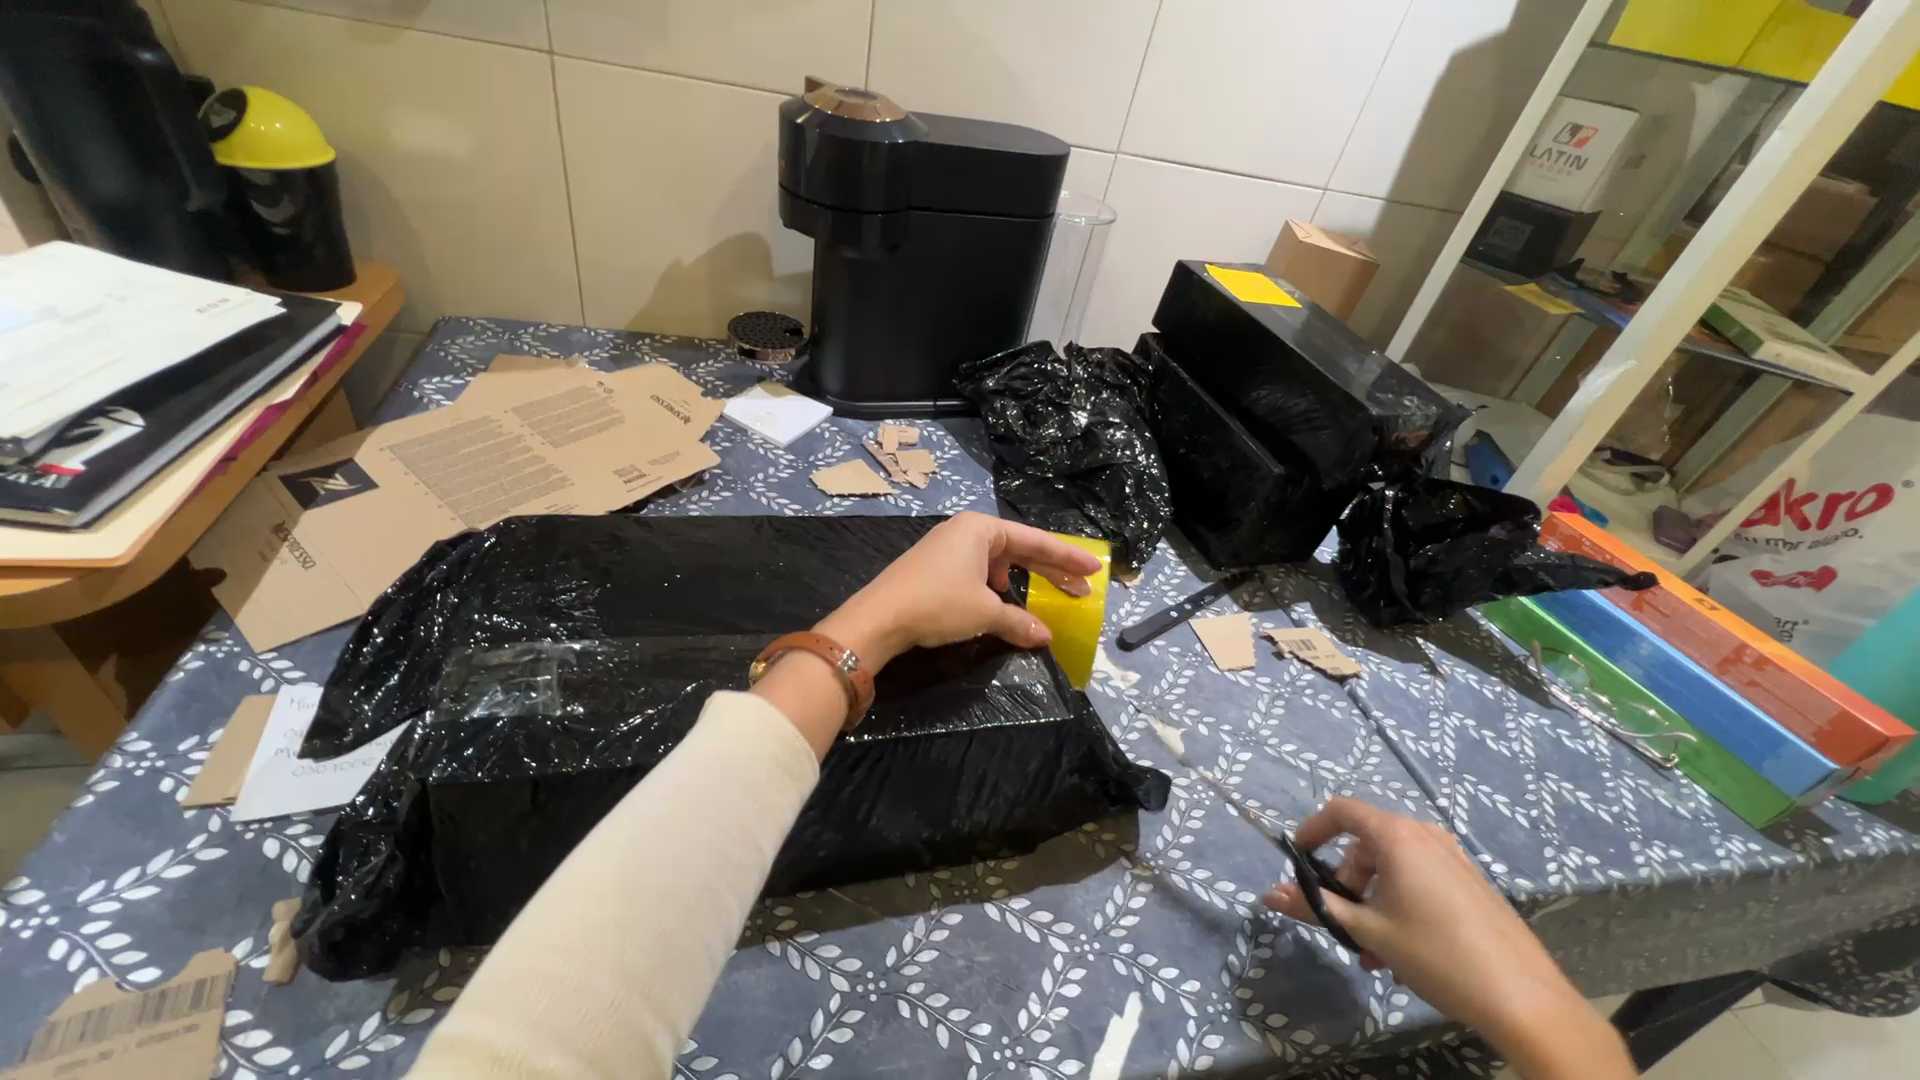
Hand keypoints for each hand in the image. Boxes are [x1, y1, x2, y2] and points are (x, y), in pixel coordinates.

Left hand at [756, 513, 1103, 758]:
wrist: (878, 618)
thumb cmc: (937, 604)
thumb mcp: (984, 612)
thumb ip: (1018, 621)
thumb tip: (1045, 636)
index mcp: (981, 528)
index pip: (1035, 541)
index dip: (1067, 557)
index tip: (1094, 567)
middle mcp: (965, 531)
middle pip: (1019, 548)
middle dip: (1051, 569)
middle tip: (1082, 587)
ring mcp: (947, 548)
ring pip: (998, 561)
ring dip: (1024, 579)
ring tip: (1046, 595)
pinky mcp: (934, 567)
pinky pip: (978, 571)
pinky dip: (997, 586)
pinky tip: (1002, 602)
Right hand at [1262, 799, 1630, 1078]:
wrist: (1526, 1000)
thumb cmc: (1436, 954)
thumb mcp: (1368, 931)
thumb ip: (1316, 906)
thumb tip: (1268, 895)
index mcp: (1398, 836)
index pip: (1341, 810)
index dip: (1313, 830)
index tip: (1297, 859)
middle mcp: (1425, 836)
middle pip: (1366, 844)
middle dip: (1346, 881)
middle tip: (1341, 921)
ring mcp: (1454, 859)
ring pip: (1393, 867)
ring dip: (1372, 899)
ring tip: (1371, 950)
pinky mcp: (1472, 883)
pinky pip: (1420, 880)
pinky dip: (1400, 903)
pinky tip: (1403, 951)